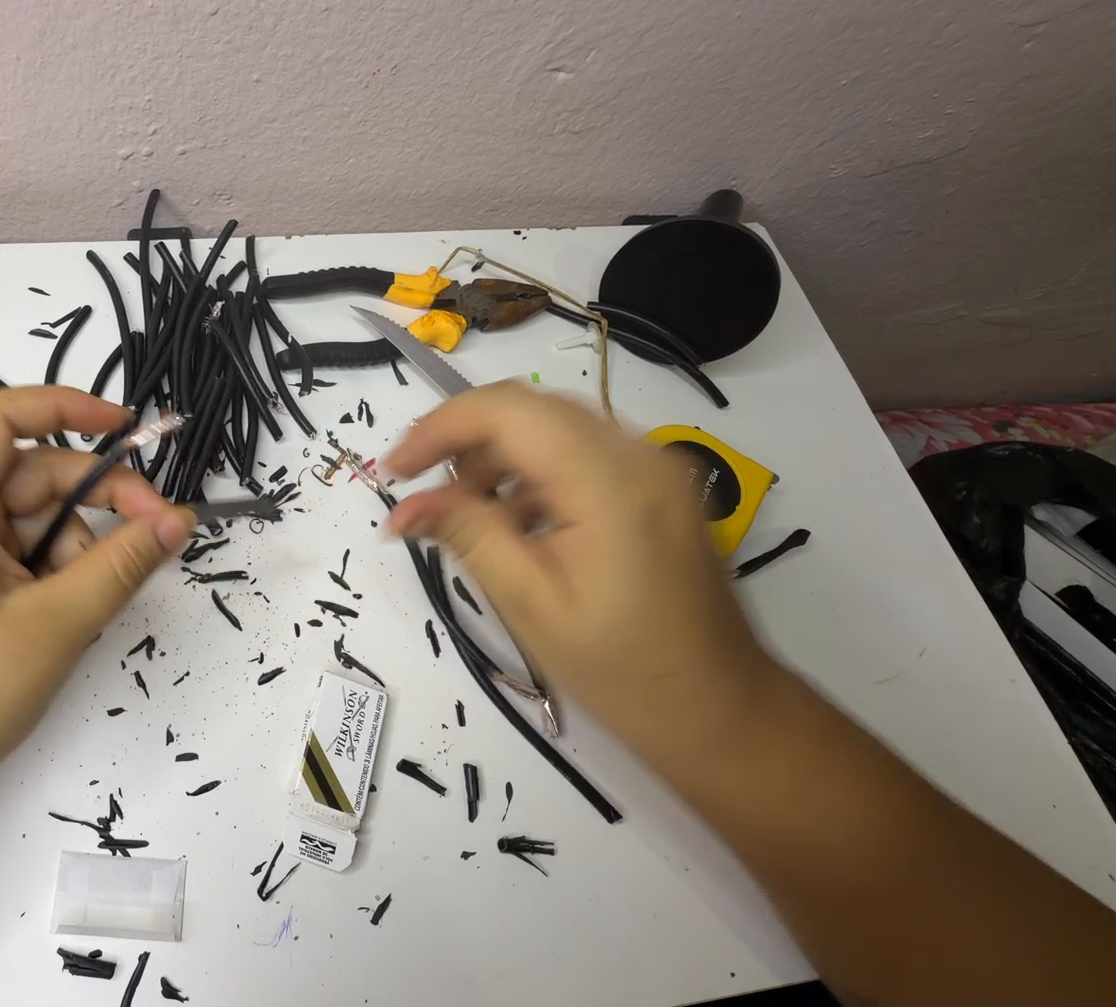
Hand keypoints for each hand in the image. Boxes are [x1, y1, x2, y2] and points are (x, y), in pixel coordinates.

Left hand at [0, 387, 194, 775]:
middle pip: (30, 471)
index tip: (122, 427)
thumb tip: (181, 520)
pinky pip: (21, 545)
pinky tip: (74, 605)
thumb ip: (125, 562)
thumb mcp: (59, 623)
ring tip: (97, 595)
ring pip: (32, 511)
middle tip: (156, 526)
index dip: (62, 406)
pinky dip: (58, 563)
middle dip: (96, 494)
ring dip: (80, 540)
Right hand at [382, 381, 779, 755]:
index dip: (438, 428)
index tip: (394, 471)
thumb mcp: (530, 603)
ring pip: (548, 424)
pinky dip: (528, 470)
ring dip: (493, 454)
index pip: (506, 410)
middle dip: (460, 438)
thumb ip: (466, 536)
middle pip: (526, 406)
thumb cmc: (623, 668)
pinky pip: (575, 450)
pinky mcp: (652, 483)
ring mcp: (650, 465)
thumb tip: (401, 507)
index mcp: (607, 482)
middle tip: (418, 488)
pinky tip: (511, 520)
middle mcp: (636, 454)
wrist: (721, 708)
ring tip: (464, 512)